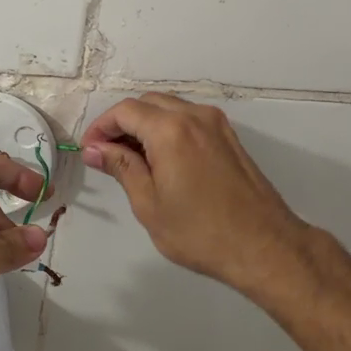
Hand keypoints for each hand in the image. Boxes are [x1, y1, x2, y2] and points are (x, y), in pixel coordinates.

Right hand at [80, 93, 309, 291]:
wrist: (262, 246)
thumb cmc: (198, 232)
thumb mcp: (148, 204)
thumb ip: (121, 168)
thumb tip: (95, 149)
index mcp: (170, 130)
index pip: (125, 111)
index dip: (101, 128)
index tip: (88, 151)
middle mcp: (195, 117)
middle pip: (148, 104)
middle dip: (122, 124)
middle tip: (105, 156)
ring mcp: (217, 126)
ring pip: (170, 110)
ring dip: (145, 127)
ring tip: (130, 162)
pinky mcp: (229, 139)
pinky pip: (189, 122)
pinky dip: (167, 132)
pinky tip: (160, 163)